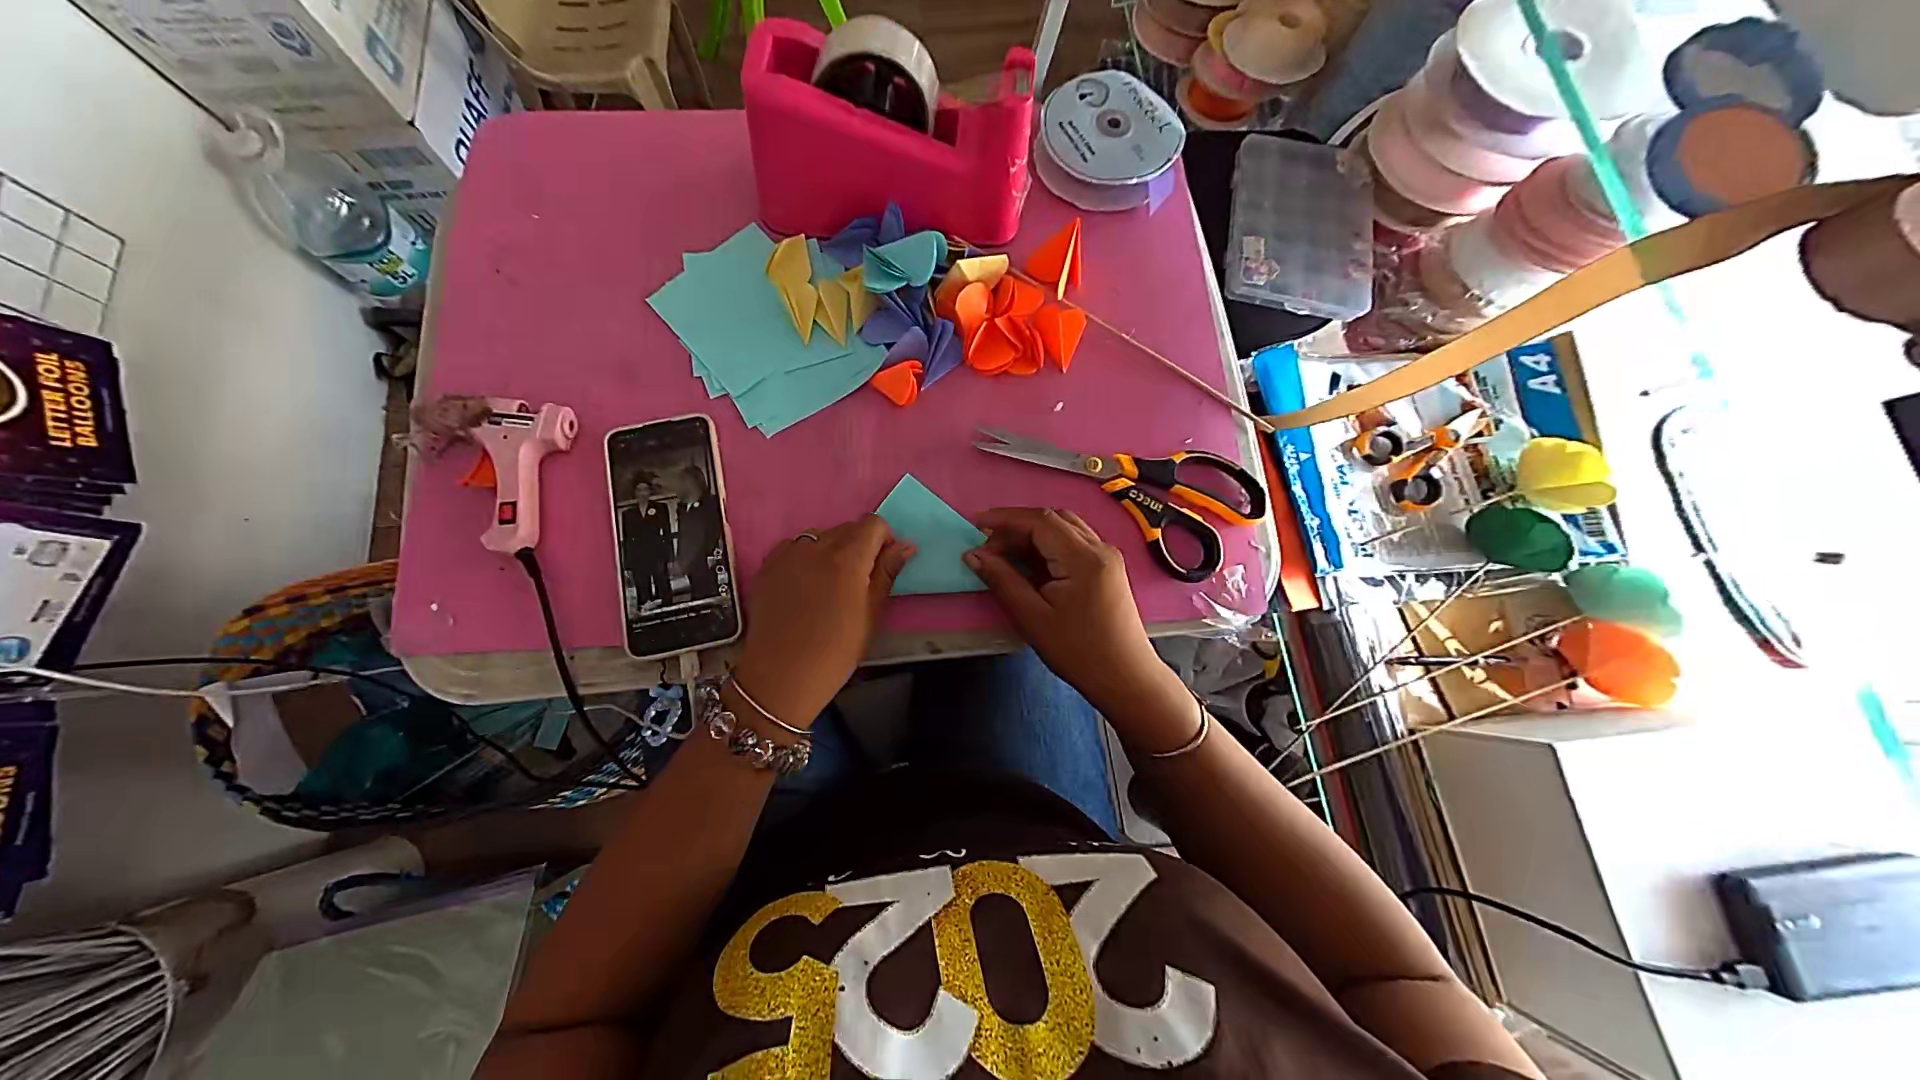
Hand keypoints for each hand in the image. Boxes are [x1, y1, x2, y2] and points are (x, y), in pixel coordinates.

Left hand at [733, 516, 913, 728]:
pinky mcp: (767, 566)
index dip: (883, 541)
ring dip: (830, 551)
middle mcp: (816, 546)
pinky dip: (803, 559)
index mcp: (848, 557)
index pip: (873, 524)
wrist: (782, 675)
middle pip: (847, 528)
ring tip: (828, 586)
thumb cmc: (836, 651)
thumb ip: (887, 573)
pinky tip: (803, 587)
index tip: (882, 565)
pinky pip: (792, 549)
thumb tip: (904, 547)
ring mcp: (788, 554)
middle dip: (858, 546)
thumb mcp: (871, 614)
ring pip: (818, 537)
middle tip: (858, 581)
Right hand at [964, 508, 1194, 744]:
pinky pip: (1074, 543)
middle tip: (988, 546)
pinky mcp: (1107, 569)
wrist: (1126, 678)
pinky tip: (1029, 564)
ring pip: (1064, 529)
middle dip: (1017, 526)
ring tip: (1004, 553)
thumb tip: (976, 555)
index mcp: (1084, 557)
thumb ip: (1003, 580)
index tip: (976, 526)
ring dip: (1032, 534)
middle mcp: (1099, 548)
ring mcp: (1107, 557)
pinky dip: (1047, 545)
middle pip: (1053, 519)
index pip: (1040, 520)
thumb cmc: (1079, 652)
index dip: (1005, 518)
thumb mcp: (1033, 617)